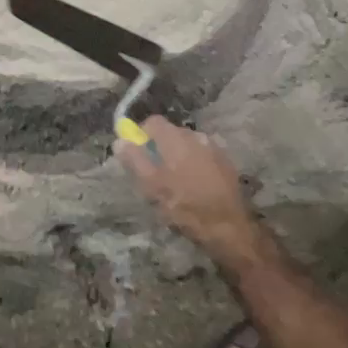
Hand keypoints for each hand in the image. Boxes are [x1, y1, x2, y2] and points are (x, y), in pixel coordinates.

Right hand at [115, 117, 261, 264]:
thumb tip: (120, 141)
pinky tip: (194, 186)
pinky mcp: (226, 162)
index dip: (141, 135)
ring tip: (174, 183)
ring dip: (177, 157)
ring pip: (187, 145)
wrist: (228, 226)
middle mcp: (196, 136)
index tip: (136, 155)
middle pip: (171, 133)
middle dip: (159, 148)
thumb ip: (135, 161)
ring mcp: (214, 148)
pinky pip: (202, 155)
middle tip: (153, 174)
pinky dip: (194, 164)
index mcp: (177, 139)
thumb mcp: (153, 188)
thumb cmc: (185, 207)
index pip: (153, 122)